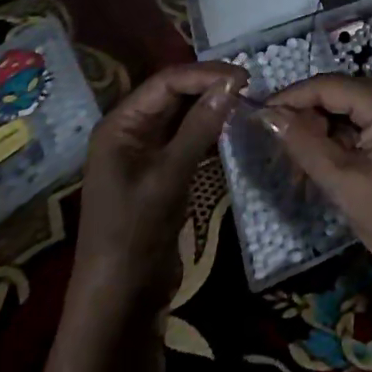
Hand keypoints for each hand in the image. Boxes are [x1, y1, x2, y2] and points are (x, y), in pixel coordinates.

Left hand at [72, 62, 246, 315]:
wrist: (119, 296)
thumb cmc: (134, 232)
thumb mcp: (168, 177)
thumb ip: (198, 129)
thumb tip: (230, 85)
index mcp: (120, 125)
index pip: (165, 83)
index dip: (203, 75)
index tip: (244, 77)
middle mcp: (130, 132)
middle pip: (172, 97)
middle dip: (208, 87)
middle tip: (252, 86)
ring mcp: (145, 154)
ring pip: (181, 119)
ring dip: (210, 109)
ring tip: (248, 102)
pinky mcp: (160, 175)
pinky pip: (186, 143)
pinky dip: (208, 134)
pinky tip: (233, 130)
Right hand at [259, 75, 371, 277]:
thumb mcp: (340, 180)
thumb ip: (302, 143)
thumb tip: (265, 114)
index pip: (328, 86)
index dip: (291, 97)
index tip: (258, 114)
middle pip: (334, 93)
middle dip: (303, 115)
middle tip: (276, 142)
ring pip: (339, 107)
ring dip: (314, 129)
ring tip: (294, 158)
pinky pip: (351, 121)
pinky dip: (330, 138)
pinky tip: (315, 159)